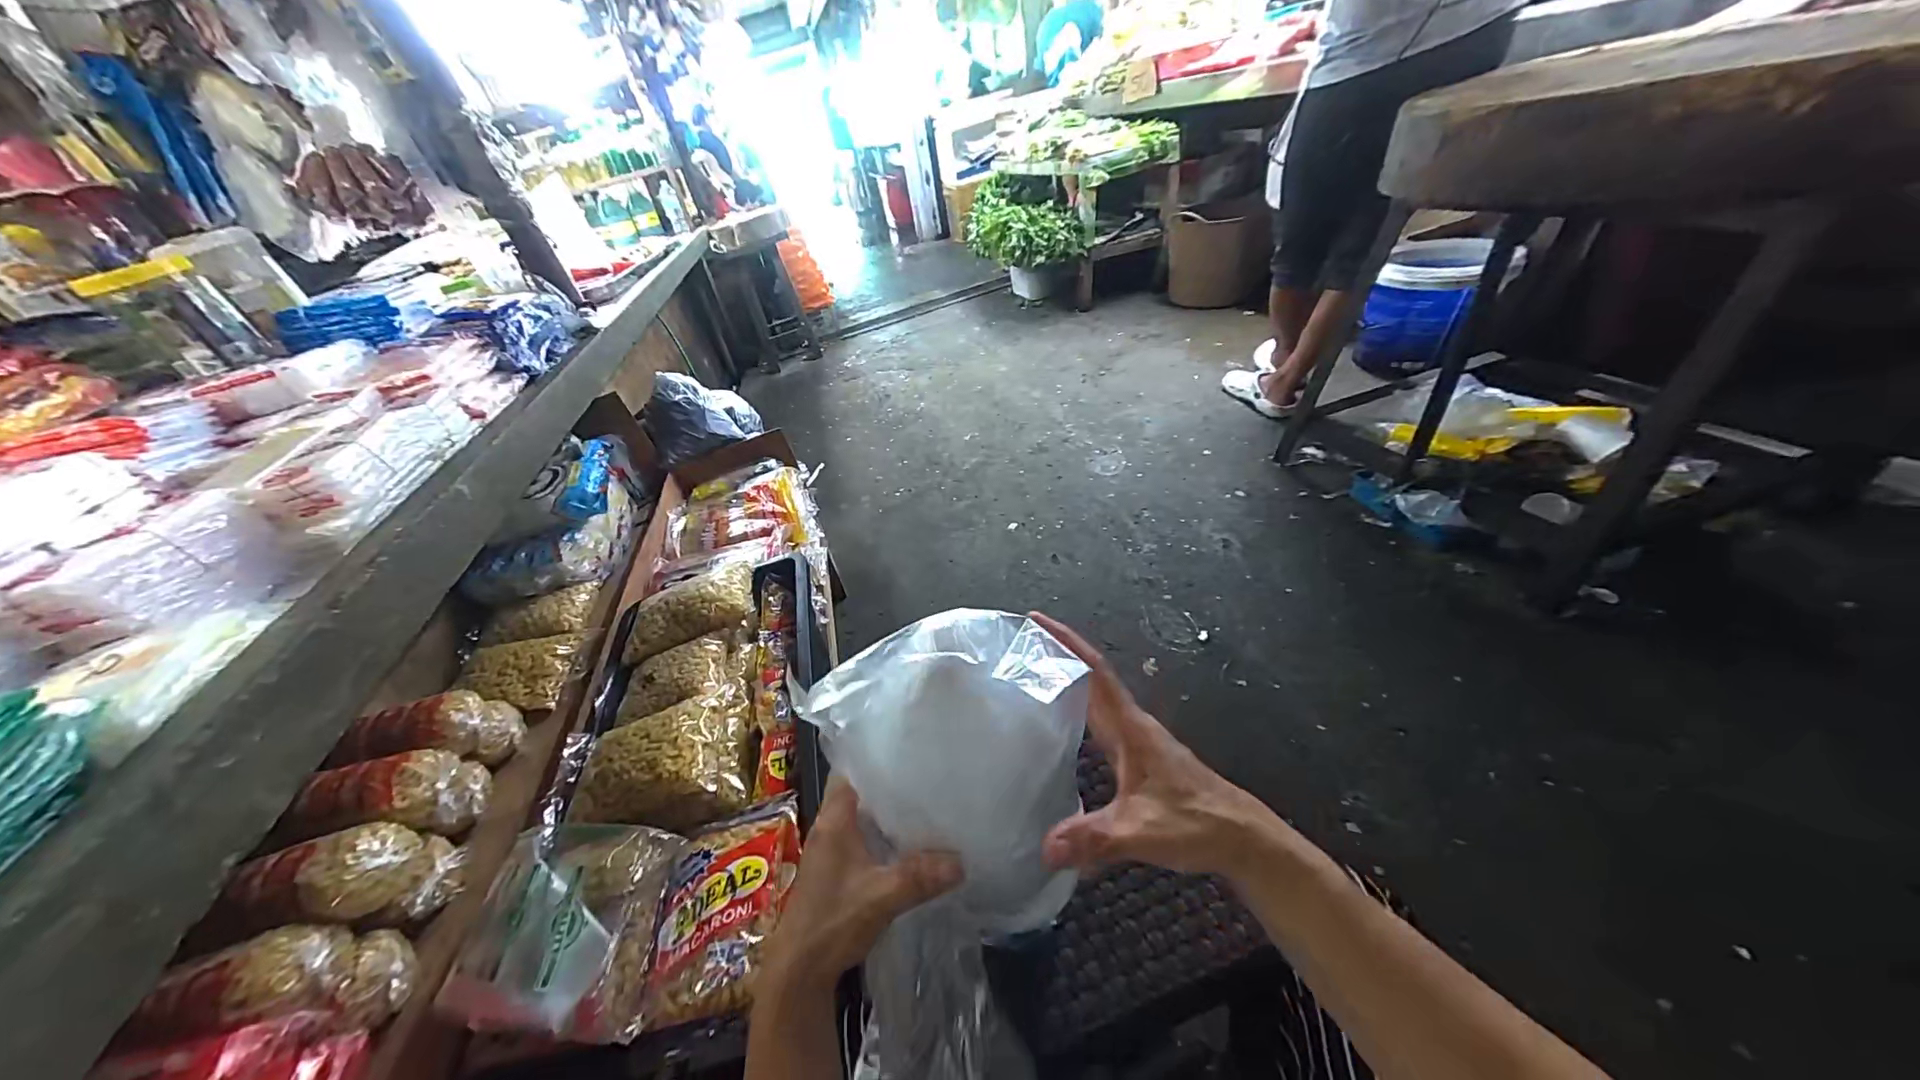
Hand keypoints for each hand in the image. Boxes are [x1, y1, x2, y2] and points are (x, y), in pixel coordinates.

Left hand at [759, 776, 962, 992]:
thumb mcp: (881, 897)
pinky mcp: (835, 871)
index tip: (908, 750)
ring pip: (862, 817)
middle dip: (889, 784)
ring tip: (925, 802)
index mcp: (834, 820)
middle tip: (927, 775)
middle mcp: (829, 828)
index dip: (876, 758)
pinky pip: (863, 839)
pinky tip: (908, 842)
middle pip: (859, 792)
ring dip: (887, 812)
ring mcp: (830, 850)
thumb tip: (961, 861)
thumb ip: (920, 876)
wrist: (798, 972)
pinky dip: (883, 835)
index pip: (851, 771)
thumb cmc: (832, 922)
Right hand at [1032, 611, 1280, 878]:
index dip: (1066, 643)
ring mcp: (1137, 741)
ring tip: (1030, 679)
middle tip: (1019, 646)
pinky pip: (1099, 724)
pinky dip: (1077, 713)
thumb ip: (1094, 838)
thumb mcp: (1141, 831)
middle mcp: (1132, 726)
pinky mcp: (1138, 758)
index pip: (1094, 672)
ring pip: (1095, 701)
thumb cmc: (1196, 822)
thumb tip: (1045, 848)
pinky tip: (1058, 730)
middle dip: (1057, 656)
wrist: (1240, 836)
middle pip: (1090, 678)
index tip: (1037, 621)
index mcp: (1131, 727)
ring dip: (1066, 683)